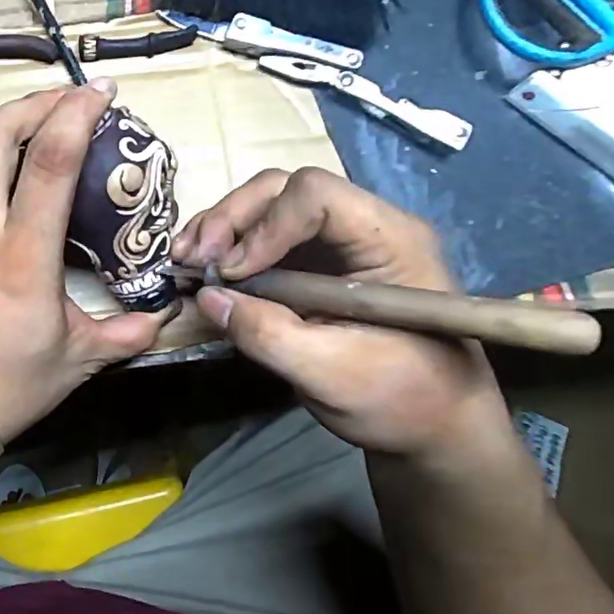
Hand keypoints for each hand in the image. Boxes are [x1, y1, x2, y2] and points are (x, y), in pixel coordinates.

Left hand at [0, 80, 178, 443]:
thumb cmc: (7, 388)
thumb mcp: (77, 360)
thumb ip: (127, 333)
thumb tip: (165, 316)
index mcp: (23, 257)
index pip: (51, 159)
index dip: (77, 113)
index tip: (100, 95)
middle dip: (31, 104)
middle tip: (60, 106)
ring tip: (14, 127)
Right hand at [171, 167, 503, 456]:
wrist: (429, 422)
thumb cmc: (400, 399)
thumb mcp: (331, 374)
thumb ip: (268, 334)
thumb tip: (207, 297)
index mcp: (389, 241)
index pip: (317, 196)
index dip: (265, 226)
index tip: (232, 274)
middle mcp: (358, 228)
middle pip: (281, 190)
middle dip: (229, 220)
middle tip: (192, 260)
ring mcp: (330, 245)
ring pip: (263, 208)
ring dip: (217, 231)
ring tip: (184, 263)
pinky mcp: (306, 266)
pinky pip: (257, 240)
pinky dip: (222, 251)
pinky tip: (197, 272)